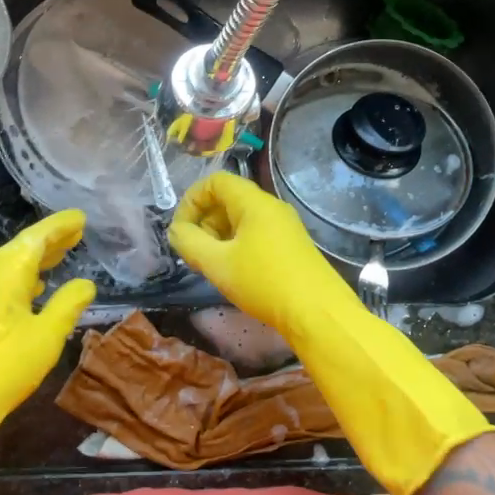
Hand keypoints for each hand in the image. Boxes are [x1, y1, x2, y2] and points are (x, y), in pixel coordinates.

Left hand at [0, 210, 95, 494]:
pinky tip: (31, 291)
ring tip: (59, 257)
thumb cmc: (5, 366)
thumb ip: (68, 304)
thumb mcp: (48, 335)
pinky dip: (20, 278)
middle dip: (49, 240)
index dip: (60, 227)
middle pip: (21, 248)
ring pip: (8, 266)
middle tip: (76, 233)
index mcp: (7, 271)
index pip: (37, 237)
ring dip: (35, 260)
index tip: (81, 218)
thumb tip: (85, 284)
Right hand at [165, 170, 357, 341]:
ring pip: (241, 219)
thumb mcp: (217, 264)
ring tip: (210, 265)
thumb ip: (189, 243)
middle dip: (203, 221)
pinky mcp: (290, 246)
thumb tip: (176, 231)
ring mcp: (284, 227)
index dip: (191, 200)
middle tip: (194, 252)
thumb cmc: (264, 283)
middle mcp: (271, 208)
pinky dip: (236, 246)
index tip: (181, 230)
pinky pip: (255, 234)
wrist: (317, 313)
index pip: (215, 182)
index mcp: (254, 203)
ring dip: (218, 236)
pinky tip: (233, 272)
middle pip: (228, 199)